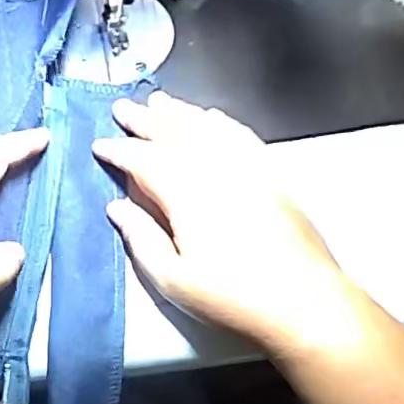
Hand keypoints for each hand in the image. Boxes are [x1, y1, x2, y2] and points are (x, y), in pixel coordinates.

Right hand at [93, 92, 362, 358]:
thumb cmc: (232, 297)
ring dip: (180, 113)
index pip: (145, 160)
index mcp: (187, 193)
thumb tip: (117, 208)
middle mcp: (217, 169)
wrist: (303, 300)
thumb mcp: (173, 280)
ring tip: (159, 103)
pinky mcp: (272, 173)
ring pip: (208, 128)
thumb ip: (141, 239)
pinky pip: (240, 135)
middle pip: (175, 133)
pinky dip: (219, 122)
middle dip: (145, 120)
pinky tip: (210, 118)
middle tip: (122, 108)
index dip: (120, 150)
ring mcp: (248, 167)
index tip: (100, 145)